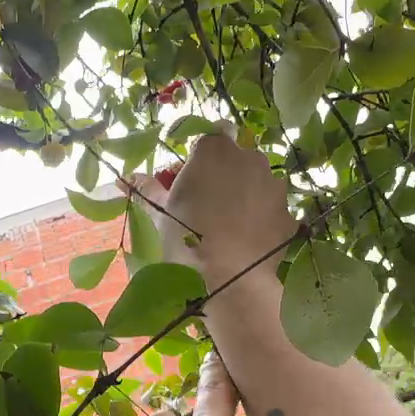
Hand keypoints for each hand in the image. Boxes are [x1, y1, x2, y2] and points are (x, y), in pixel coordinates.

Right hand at [125, 132, 297, 292]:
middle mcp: (250, 158)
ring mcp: (274, 185)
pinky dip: (262, 221)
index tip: (193, 178)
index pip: (211, 136)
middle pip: (238, 158)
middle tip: (209, 204)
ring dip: (248, 195)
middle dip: (227, 174)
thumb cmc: (186, 238)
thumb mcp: (160, 213)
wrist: (228, 278)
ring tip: (232, 226)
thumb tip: (126, 179)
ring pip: (259, 182)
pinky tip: (249, 241)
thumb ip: (148, 189)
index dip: (202, 157)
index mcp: (215, 150)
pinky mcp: (288, 213)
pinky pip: (272, 211)